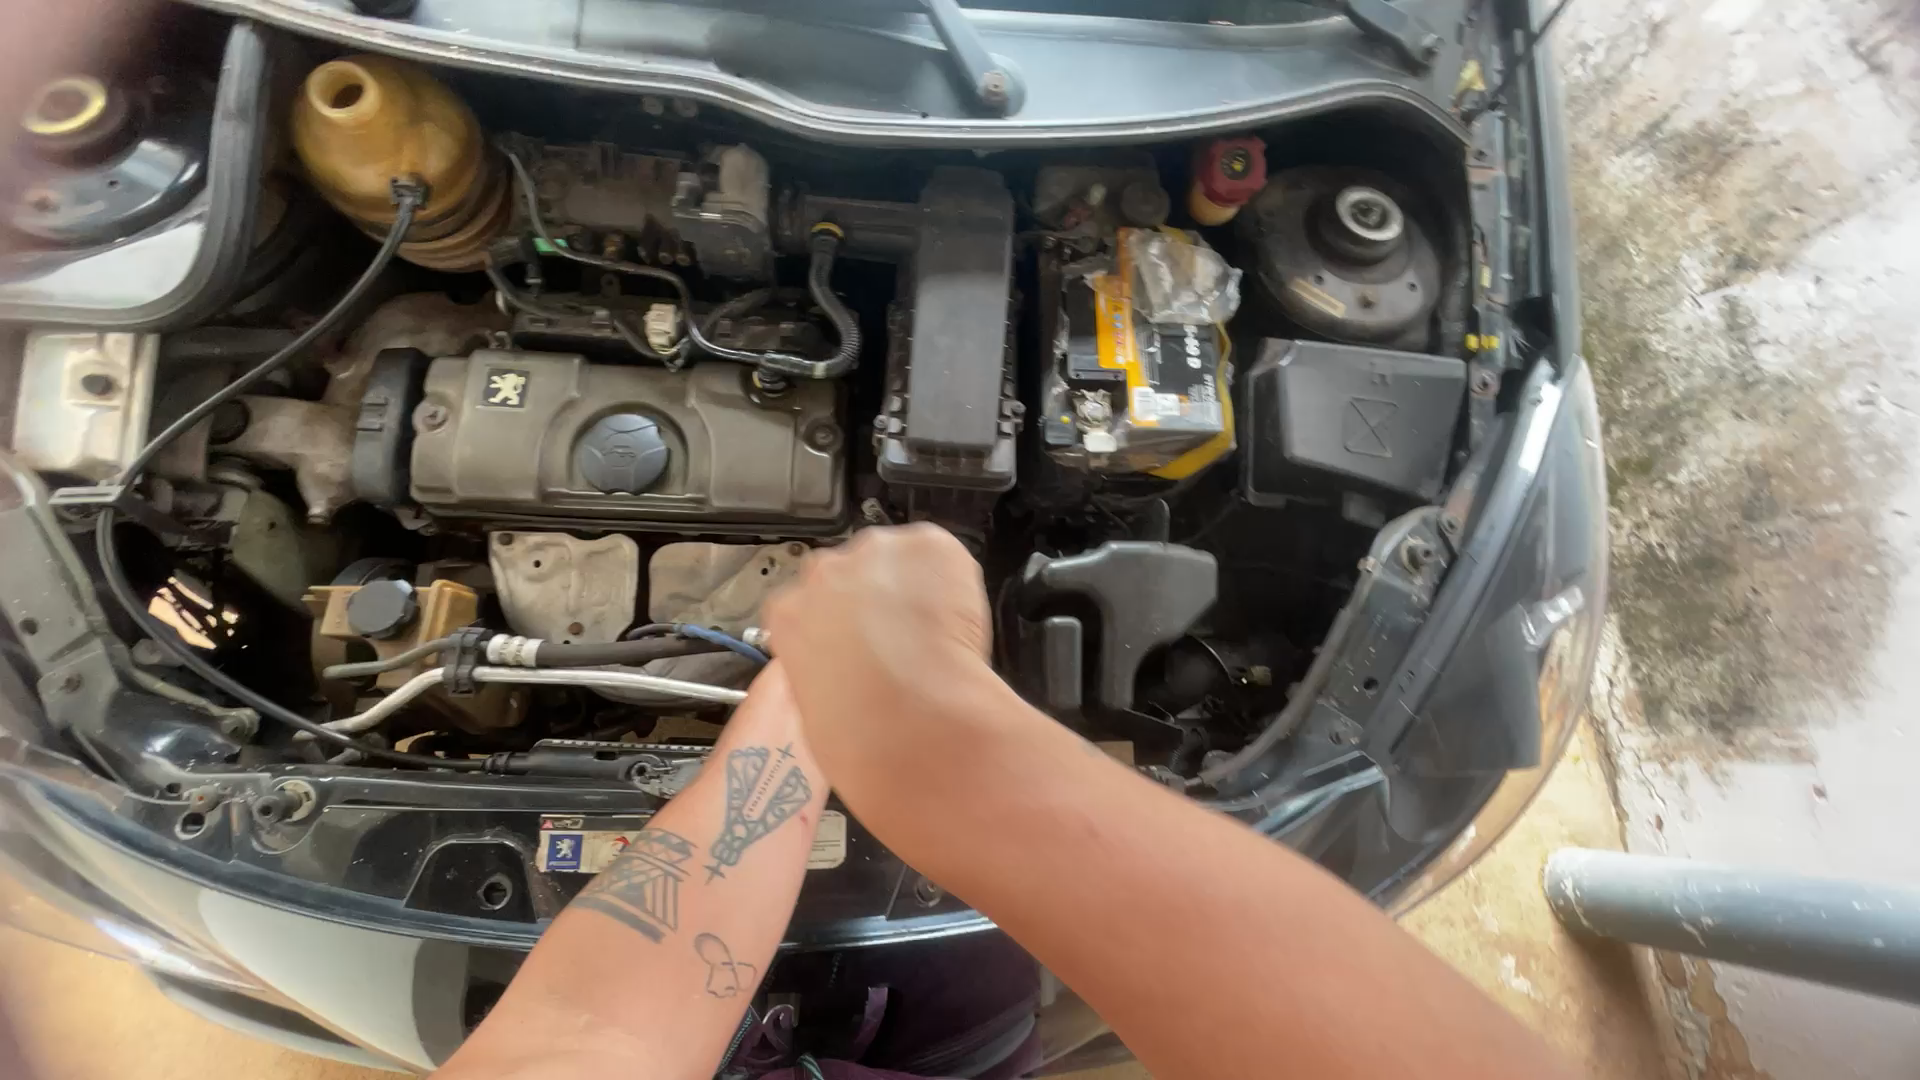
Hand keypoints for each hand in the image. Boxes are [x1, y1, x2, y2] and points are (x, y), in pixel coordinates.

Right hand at [762, 524, 1003, 805]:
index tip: (862, 637)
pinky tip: (956, 619)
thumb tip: (845, 674)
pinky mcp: (925, 545)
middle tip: (902, 633)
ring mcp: (876, 551)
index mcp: (788, 612)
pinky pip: (943, 557)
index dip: (842, 618)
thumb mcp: (812, 701)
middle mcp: (826, 570)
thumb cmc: (856, 723)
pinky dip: (954, 580)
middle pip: (852, 570)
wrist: (903, 708)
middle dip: (875, 594)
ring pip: (897, 559)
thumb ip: (824, 665)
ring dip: (913, 584)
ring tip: (933, 630)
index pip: (810, 599)